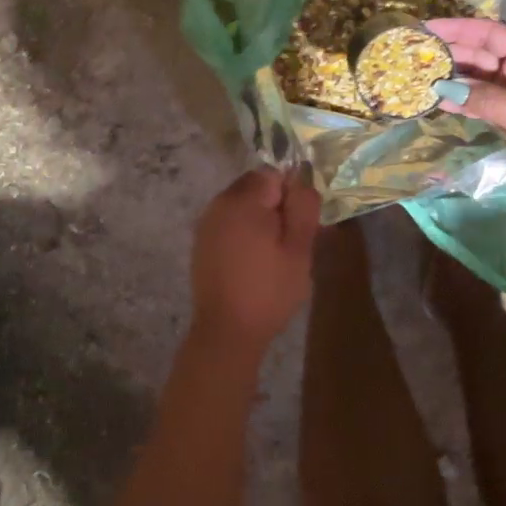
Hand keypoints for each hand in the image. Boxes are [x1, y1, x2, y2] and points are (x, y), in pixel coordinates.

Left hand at [189, 167, 322, 354]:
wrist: (227, 331)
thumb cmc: (268, 290)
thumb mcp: (299, 250)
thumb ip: (303, 208)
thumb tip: (302, 179)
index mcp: (243, 200)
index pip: (273, 174)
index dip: (291, 195)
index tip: (299, 224)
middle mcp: (219, 203)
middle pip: (255, 186)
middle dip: (275, 205)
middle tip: (290, 242)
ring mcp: (206, 223)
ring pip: (242, 205)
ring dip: (259, 219)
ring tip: (272, 255)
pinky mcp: (201, 241)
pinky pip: (229, 222)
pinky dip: (243, 232)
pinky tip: (252, 261)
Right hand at [426, 18, 505, 203]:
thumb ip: (487, 99)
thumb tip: (445, 88)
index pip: (491, 34)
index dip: (460, 29)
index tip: (428, 29)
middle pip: (479, 55)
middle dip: (450, 54)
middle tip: (415, 57)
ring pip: (476, 80)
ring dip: (451, 79)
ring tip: (419, 78)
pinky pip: (478, 103)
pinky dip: (459, 101)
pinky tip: (438, 102)